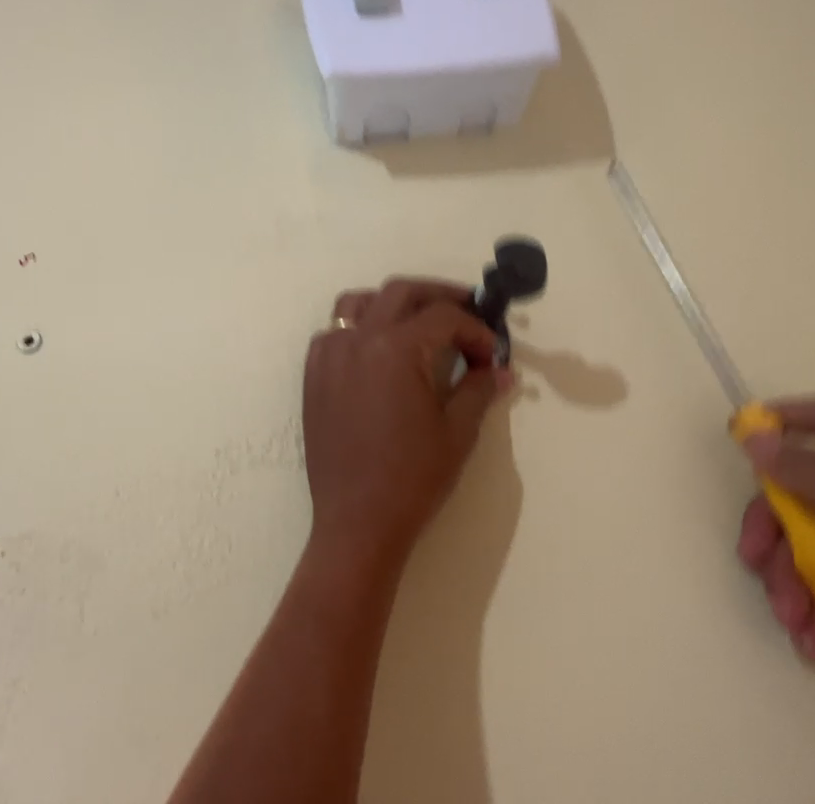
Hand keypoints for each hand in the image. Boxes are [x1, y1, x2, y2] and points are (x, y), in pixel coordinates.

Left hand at [302, 279, 512, 560]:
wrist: (358, 521)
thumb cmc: (413, 479)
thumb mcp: (457, 432)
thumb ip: (479, 388)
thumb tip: (500, 368)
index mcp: (395, 349)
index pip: (443, 316)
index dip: (475, 329)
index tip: (493, 352)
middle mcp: (357, 340)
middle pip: (400, 293)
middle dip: (438, 297)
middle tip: (466, 314)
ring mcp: (329, 356)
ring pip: (358, 303)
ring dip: (393, 304)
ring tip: (420, 324)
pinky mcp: (313, 375)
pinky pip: (335, 332)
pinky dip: (360, 328)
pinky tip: (380, 352)